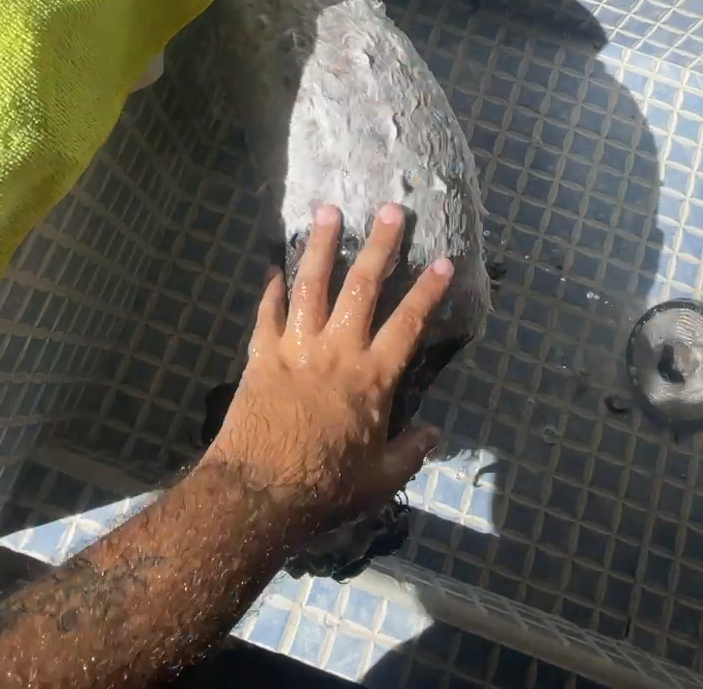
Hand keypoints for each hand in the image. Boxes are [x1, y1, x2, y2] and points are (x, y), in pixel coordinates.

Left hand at [201, 202, 448, 540]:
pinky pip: (267, 312)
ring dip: (320, 245)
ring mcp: (297, 346)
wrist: (259, 493)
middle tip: (390, 209)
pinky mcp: (262, 354)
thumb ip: (411, 451)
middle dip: (379, 245)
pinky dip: (271, 288)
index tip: (443, 261)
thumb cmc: (326, 488)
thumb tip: (436, 432)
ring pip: (312, 284)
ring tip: (327, 210)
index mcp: (373, 377)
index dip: (428, 291)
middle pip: (362, 286)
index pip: (409, 323)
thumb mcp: (381, 480)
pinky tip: (273, 267)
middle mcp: (338, 350)